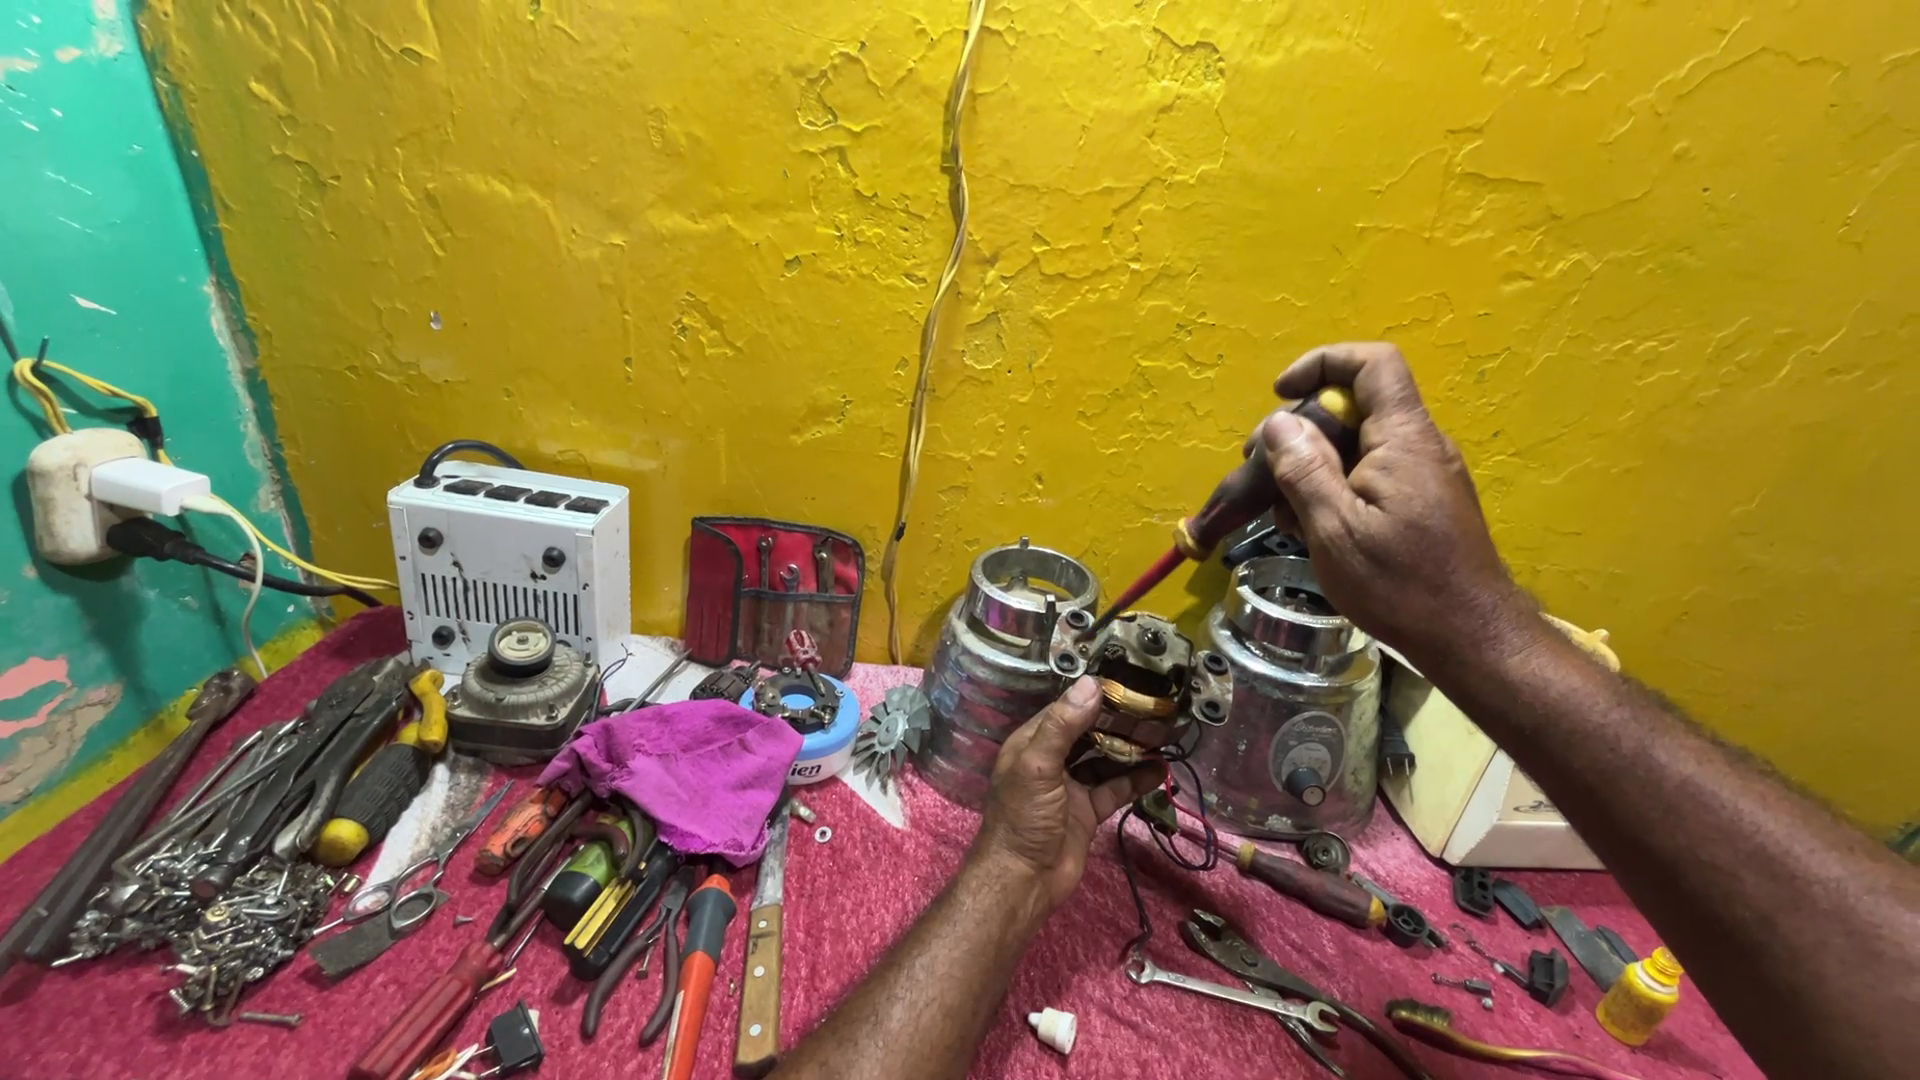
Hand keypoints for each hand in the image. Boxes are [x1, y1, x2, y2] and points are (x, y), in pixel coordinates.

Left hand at [973, 677, 1166, 914]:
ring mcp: (1071, 786)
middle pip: (1088, 733)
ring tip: (1161, 734)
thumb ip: (1063, 726)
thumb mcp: (1038, 765)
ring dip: (1128, 750)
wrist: (1024, 880)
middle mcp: (1051, 760)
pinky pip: (1115, 789)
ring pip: (1104, 759)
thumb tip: (1092, 684)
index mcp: (1032, 743)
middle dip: (1116, 723)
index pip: (1065, 710)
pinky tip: (1159, 770)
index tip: (1127, 685)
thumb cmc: (1023, 817)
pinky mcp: (1088, 811)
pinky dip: (1135, 779)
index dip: (1093, 698)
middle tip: (1152, 709)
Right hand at [1257, 342, 1540, 667]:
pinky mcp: (1420, 501)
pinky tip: (1310, 527)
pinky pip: (1368, 474)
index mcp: (1403, 439)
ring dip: (1311, 466)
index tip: (1280, 395)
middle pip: (1355, 407)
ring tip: (1281, 510)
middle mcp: (1419, 445)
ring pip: (1356, 445)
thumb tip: (1278, 422)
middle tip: (1261, 470)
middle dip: (1300, 429)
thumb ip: (1305, 470)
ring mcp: (1421, 474)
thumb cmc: (1400, 584)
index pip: (1372, 365)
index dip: (1322, 363)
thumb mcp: (1335, 529)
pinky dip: (1332, 488)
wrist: (1467, 636)